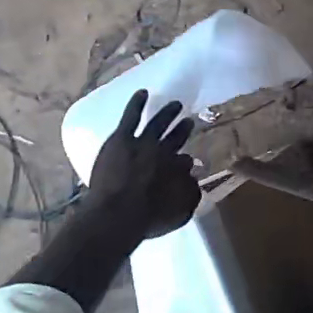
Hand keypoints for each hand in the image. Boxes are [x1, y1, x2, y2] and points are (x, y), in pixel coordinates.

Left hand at [85, 91, 198, 238]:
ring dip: (167, 113)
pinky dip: (137, 103)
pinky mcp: (122, 138)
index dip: (187, 161)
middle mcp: (163, 153)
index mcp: (176, 171)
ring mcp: (142, 142)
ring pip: (158, 123)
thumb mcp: (177, 214)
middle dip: (182, 130)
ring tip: (175, 105)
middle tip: (189, 121)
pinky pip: (131, 115)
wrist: (117, 213)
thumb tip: (195, 182)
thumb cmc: (146, 219)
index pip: (185, 162)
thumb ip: (189, 198)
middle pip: (175, 138)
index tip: (189, 159)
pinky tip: (142, 93)